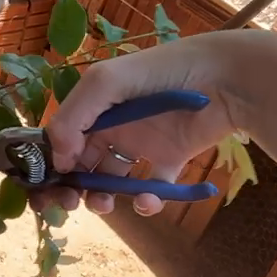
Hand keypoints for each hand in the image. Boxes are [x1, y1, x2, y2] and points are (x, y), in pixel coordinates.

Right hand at [42, 30, 270, 215]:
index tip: (50, 184)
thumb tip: (57, 160)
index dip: (51, 165)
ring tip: (105, 205)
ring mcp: (141, 145)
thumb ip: (72, 119)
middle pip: (80, 166)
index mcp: (93, 109)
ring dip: (101, 198)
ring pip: (110, 182)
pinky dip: (147, 201)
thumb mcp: (105, 82)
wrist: (226, 76)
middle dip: (71, 188)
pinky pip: (151, 189)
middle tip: (71, 204)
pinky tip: (148, 200)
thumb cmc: (162, 71)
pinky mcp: (170, 160)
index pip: (60, 141)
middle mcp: (112, 128)